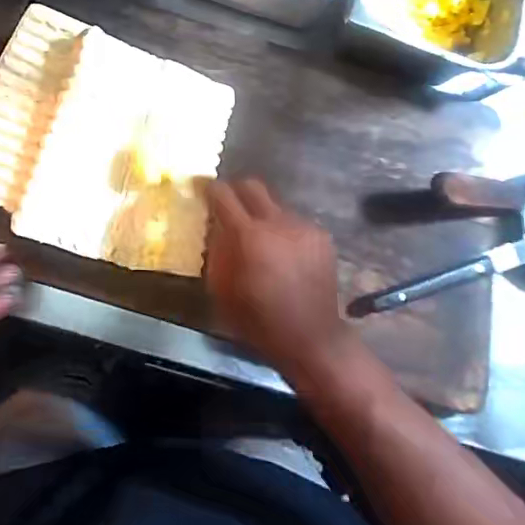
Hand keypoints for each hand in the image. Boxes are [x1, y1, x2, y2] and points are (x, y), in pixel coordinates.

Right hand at [206, 178, 357, 380]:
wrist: (311, 338)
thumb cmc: (260, 321)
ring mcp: (303, 227)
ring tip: (260, 239)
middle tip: (228, 205)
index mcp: (249, 236)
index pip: (224, 196)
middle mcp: (277, 223)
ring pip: (275, 205)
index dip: (210, 189)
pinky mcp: (321, 235)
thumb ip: (216, 253)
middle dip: (236, 190)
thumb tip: (215, 229)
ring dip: (262, 214)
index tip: (203, 189)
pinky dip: (282, 230)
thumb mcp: (223, 291)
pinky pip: (294, 222)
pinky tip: (283, 253)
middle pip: (252, 186)